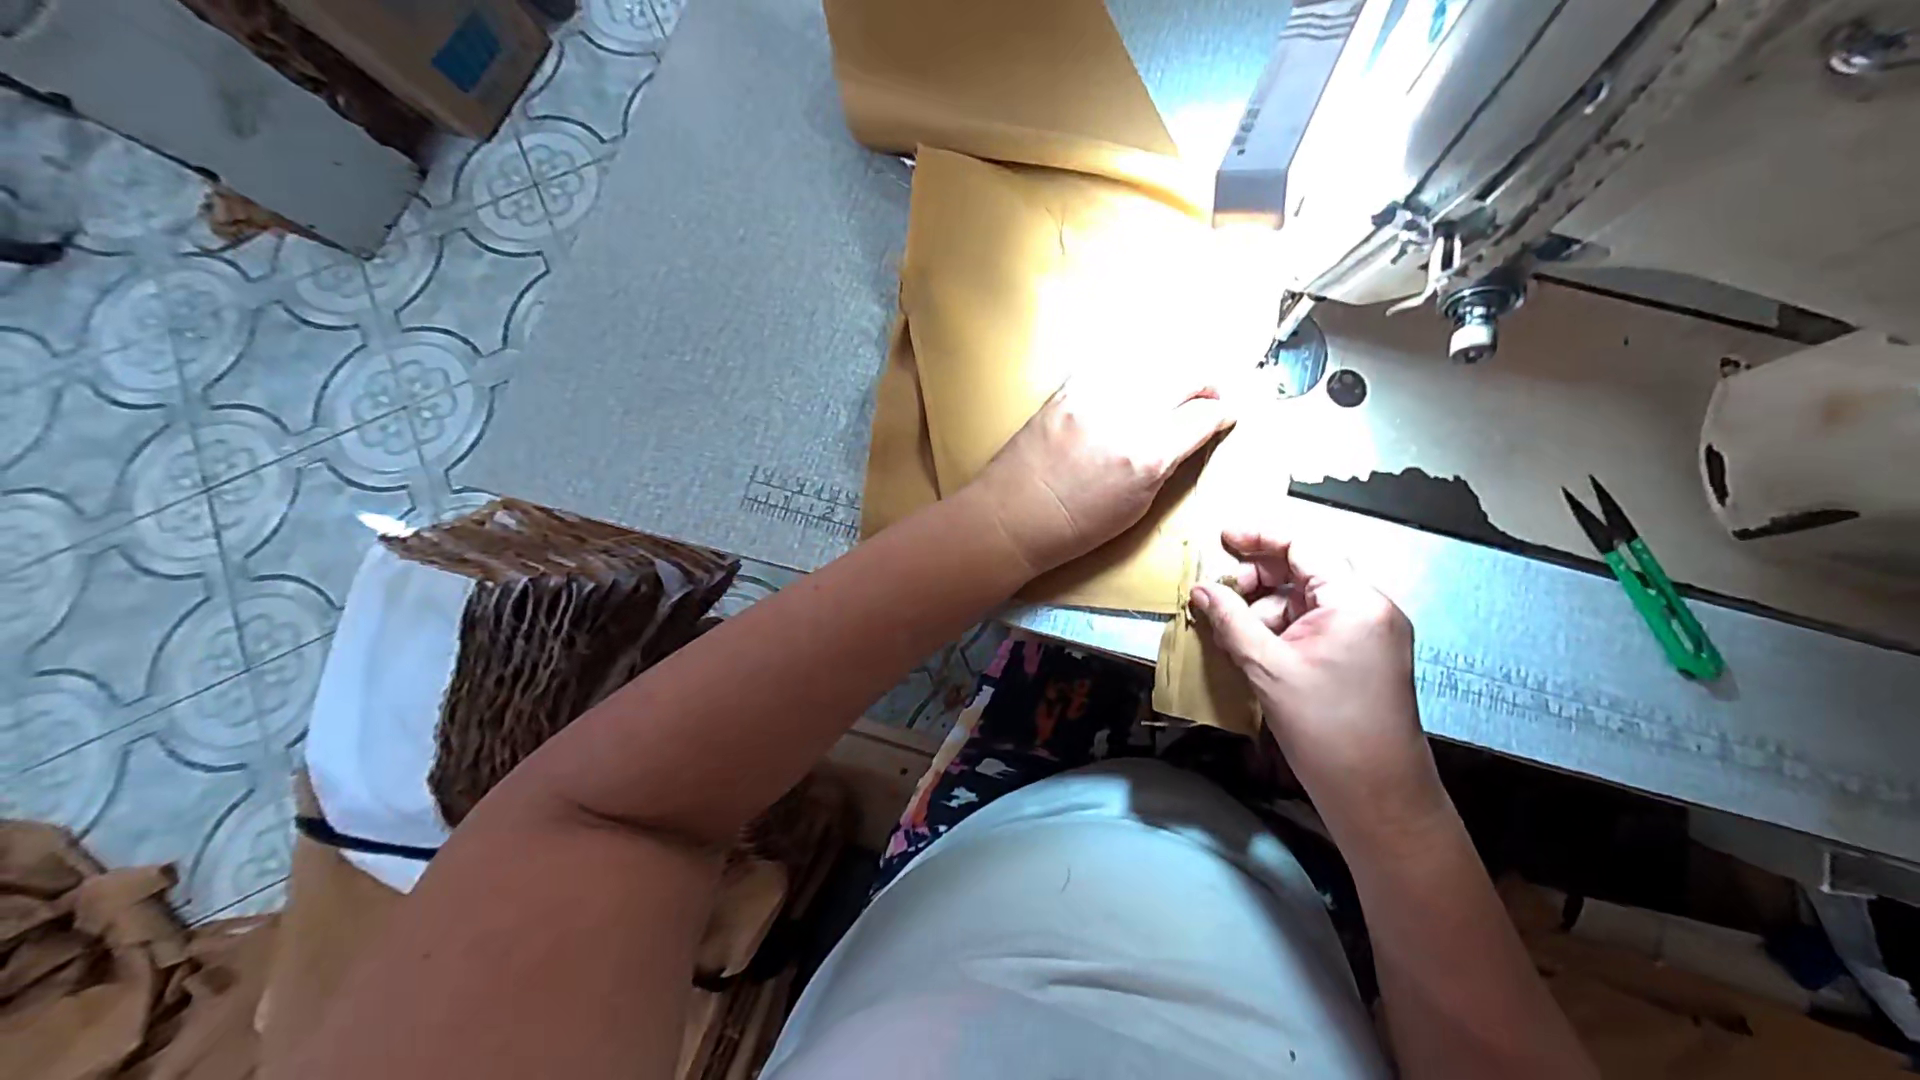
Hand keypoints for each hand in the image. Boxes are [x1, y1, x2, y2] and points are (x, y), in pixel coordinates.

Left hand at [963, 375, 1234, 576]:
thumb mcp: (1138, 506)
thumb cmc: (1073, 526)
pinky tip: (1136, 382)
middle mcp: (1124, 414)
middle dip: (1206, 381)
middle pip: (1186, 371)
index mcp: (1147, 454)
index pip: (1204, 413)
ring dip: (1173, 368)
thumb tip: (1192, 433)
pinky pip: (1115, 361)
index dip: (1222, 412)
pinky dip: (1135, 367)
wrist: (1011, 516)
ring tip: (1174, 386)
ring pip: (1153, 357)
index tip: (1224, 414)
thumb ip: (1169, 462)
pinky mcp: (1068, 387)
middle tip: (1207, 395)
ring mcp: (1092, 394)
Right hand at [1189, 525, 1448, 848]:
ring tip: (1232, 635)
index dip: (1260, 538)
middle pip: (1304, 572)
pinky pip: (1315, 626)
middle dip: (1257, 582)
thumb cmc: (1325, 727)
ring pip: (1305, 602)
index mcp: (1354, 602)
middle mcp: (1369, 608)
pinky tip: (1254, 651)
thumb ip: (1230, 620)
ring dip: (1265, 611)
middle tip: (1219, 599)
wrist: (1376, 793)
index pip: (1304, 547)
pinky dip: (1282, 630)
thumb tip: (1200, 589)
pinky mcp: (1364, 656)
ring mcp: (1370, 633)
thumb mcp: (1266, 667)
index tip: (1224, 538)